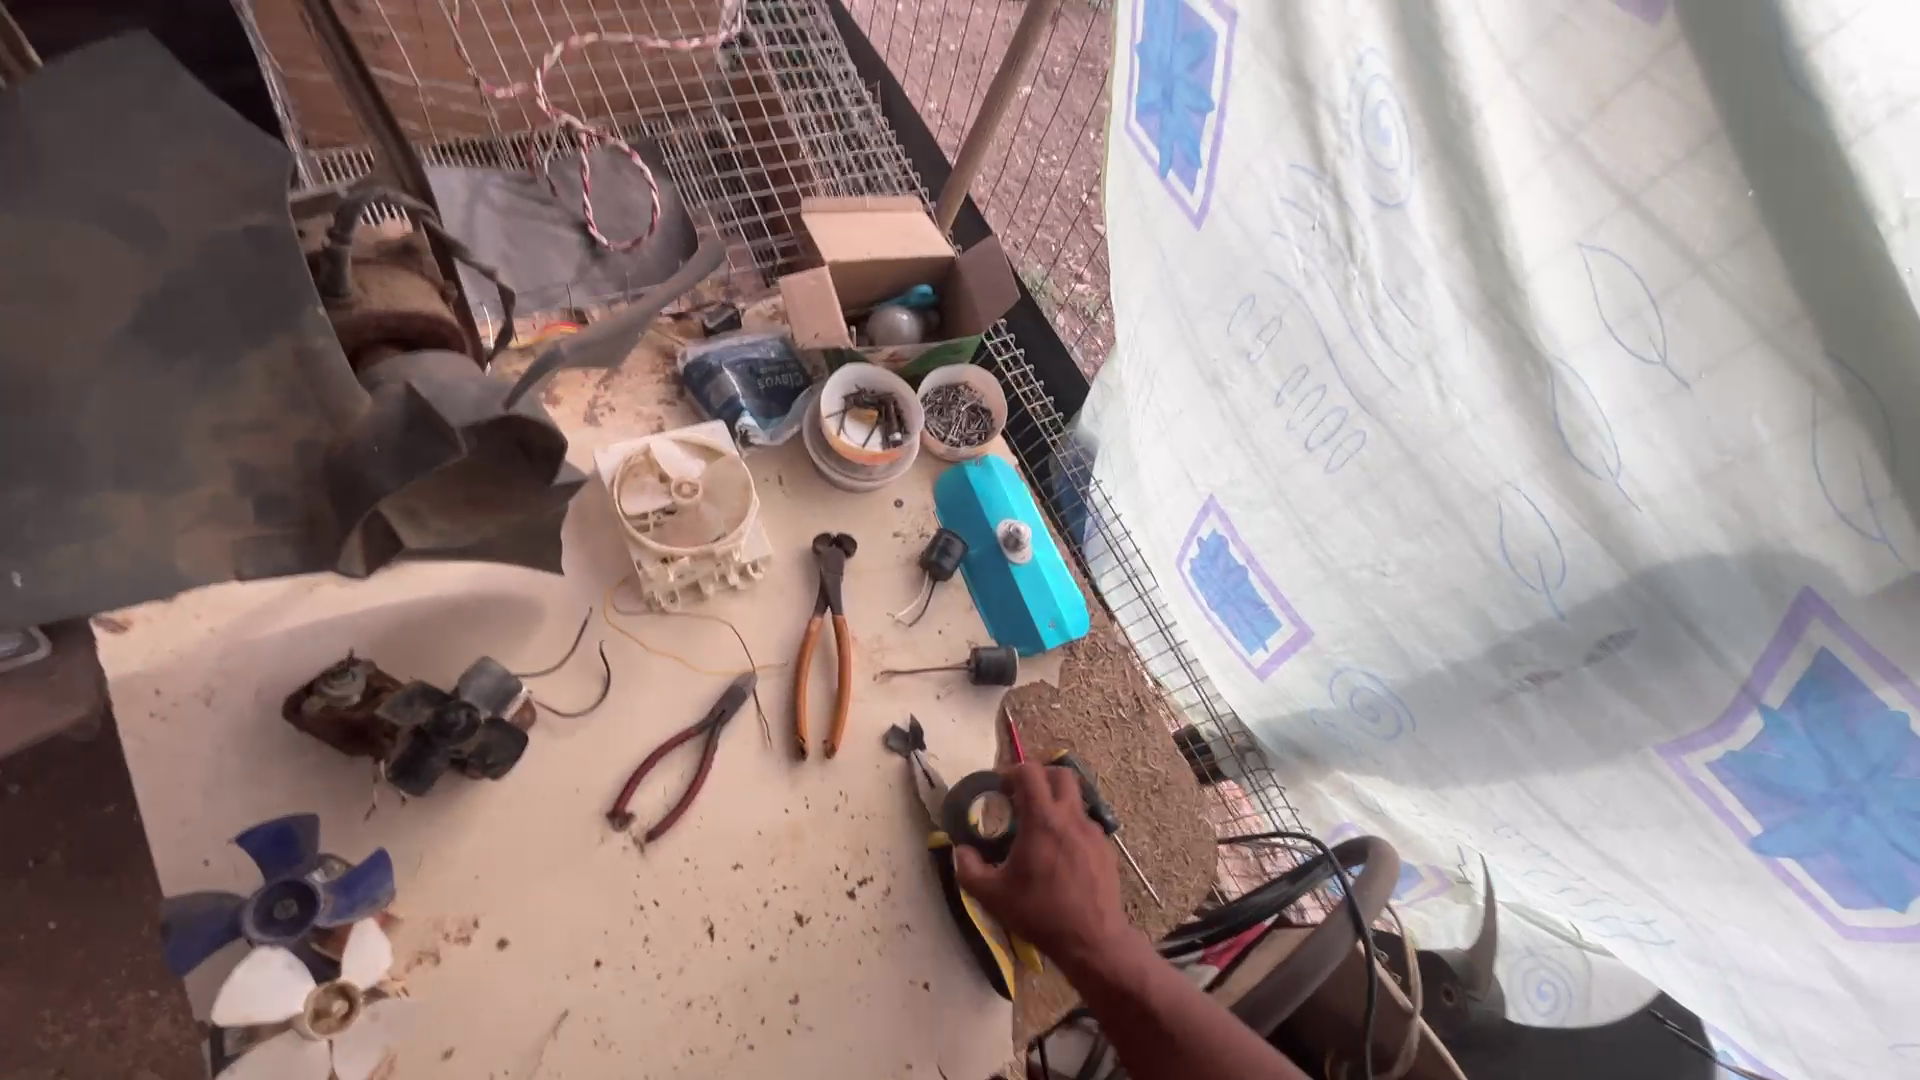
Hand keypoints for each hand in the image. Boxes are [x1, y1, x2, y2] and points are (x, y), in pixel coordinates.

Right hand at [953, 762, 1134, 972]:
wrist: (1092, 941)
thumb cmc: (1040, 914)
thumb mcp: (993, 896)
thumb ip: (969, 869)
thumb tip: (960, 850)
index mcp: (1042, 820)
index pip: (1030, 772)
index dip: (1012, 772)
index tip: (1001, 789)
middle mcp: (1070, 817)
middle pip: (1060, 773)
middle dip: (1041, 777)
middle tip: (1024, 796)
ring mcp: (1093, 832)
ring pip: (1077, 799)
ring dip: (1058, 803)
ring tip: (1042, 829)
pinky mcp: (1106, 849)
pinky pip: (1086, 825)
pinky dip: (1071, 828)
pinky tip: (1062, 855)